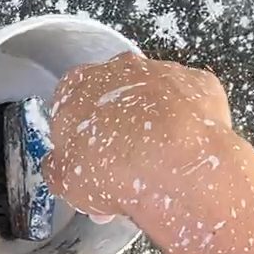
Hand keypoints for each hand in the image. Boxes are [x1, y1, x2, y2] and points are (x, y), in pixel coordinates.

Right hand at [44, 53, 253, 253]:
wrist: (176, 168)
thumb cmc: (116, 169)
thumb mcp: (65, 183)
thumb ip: (56, 168)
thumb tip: (57, 168)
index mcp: (76, 88)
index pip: (65, 102)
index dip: (73, 133)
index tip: (80, 155)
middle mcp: (118, 70)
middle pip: (109, 96)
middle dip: (111, 128)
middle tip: (114, 165)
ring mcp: (160, 72)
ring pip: (148, 99)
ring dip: (147, 127)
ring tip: (149, 168)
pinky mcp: (197, 84)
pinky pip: (184, 104)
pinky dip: (181, 125)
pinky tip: (177, 154)